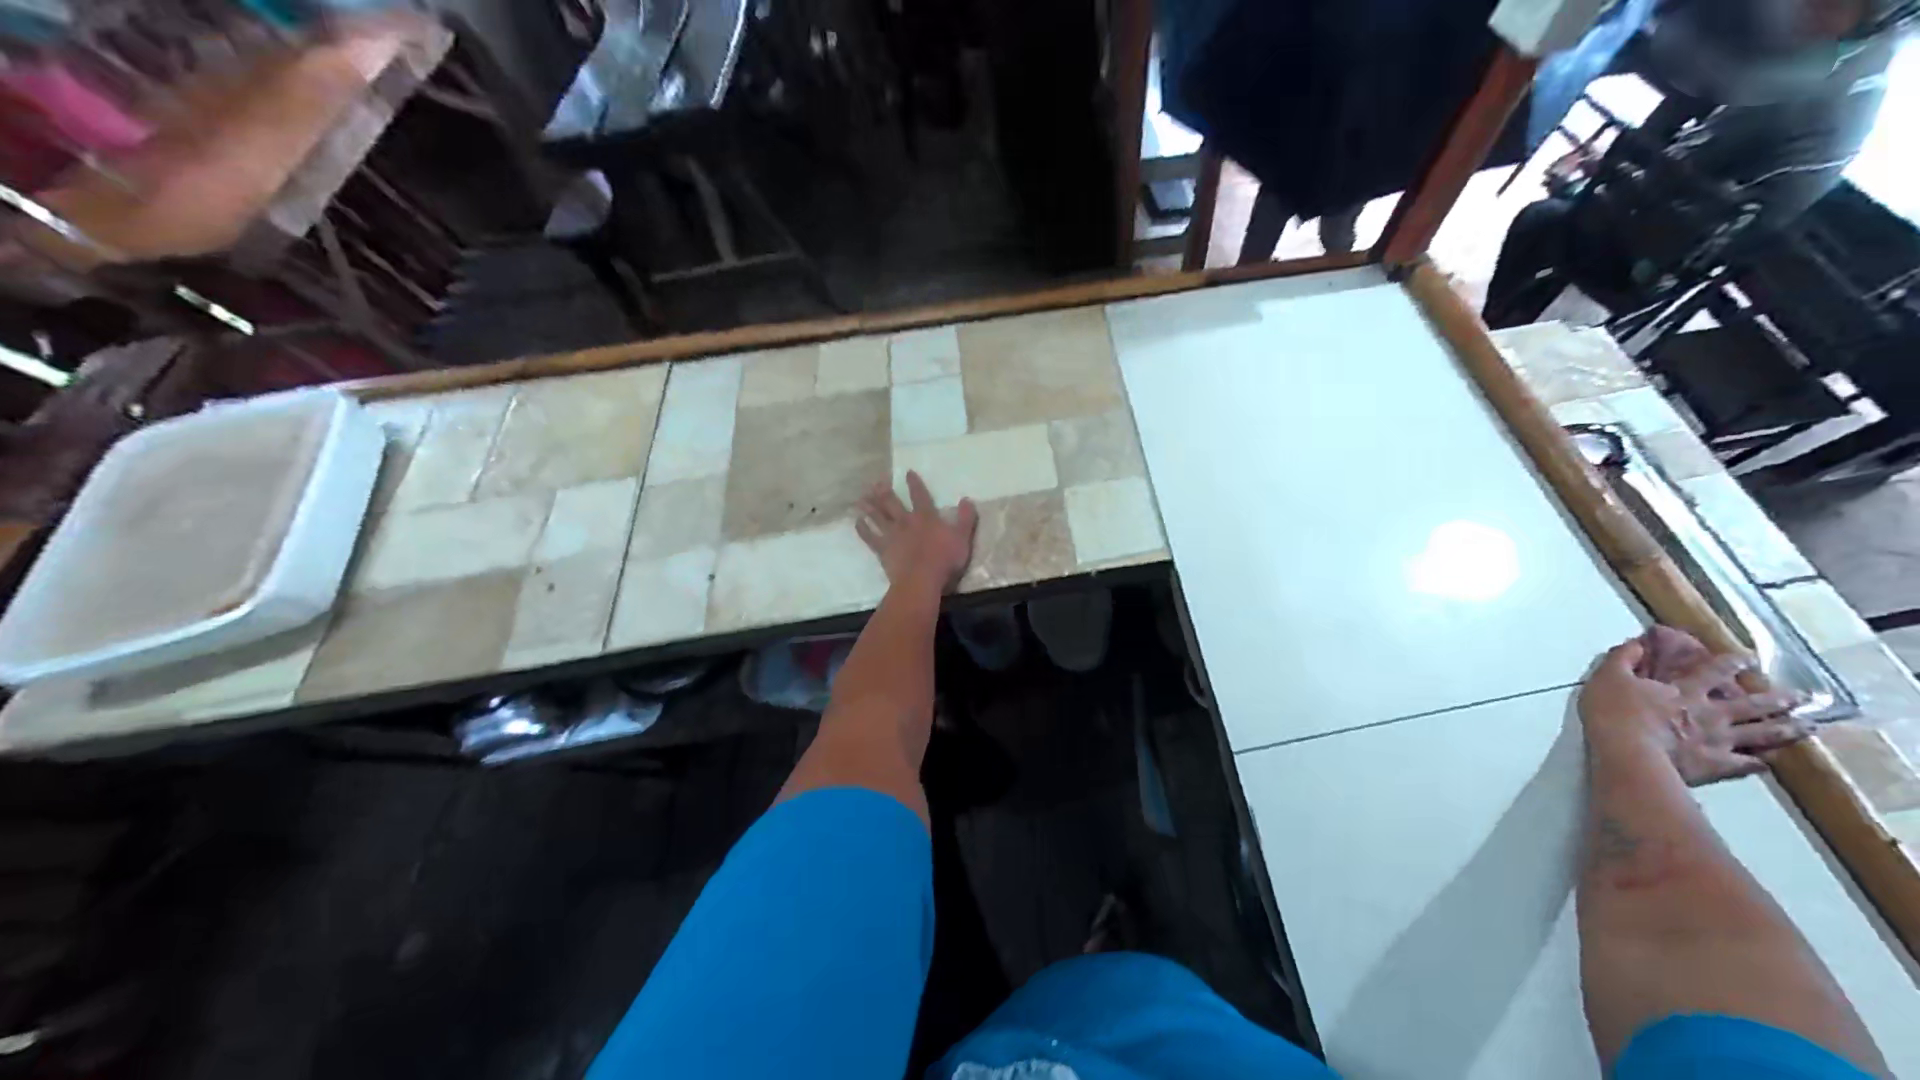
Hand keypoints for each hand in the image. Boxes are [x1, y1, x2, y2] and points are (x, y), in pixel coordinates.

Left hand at [854, 471, 977, 593]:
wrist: (921, 579)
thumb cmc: (944, 560)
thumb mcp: (962, 538)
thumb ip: (965, 518)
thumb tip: (967, 499)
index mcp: (926, 517)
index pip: (920, 495)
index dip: (914, 483)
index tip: (907, 472)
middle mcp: (906, 521)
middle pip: (892, 503)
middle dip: (884, 491)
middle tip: (876, 482)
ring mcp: (892, 535)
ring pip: (878, 516)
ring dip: (870, 507)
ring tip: (862, 498)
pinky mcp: (882, 549)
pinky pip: (869, 537)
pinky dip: (863, 529)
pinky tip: (857, 522)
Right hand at [1579, 626, 1809, 785]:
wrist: (1628, 753)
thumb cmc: (1613, 712)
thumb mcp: (1608, 678)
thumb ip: (1623, 659)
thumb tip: (1637, 643)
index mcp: (1685, 691)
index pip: (1714, 671)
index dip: (1732, 662)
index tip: (1750, 658)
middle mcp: (1712, 713)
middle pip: (1752, 704)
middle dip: (1778, 698)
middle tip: (1803, 696)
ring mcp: (1720, 741)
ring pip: (1763, 734)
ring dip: (1787, 729)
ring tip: (1808, 726)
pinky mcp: (1718, 765)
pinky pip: (1748, 764)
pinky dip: (1760, 762)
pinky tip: (1768, 762)